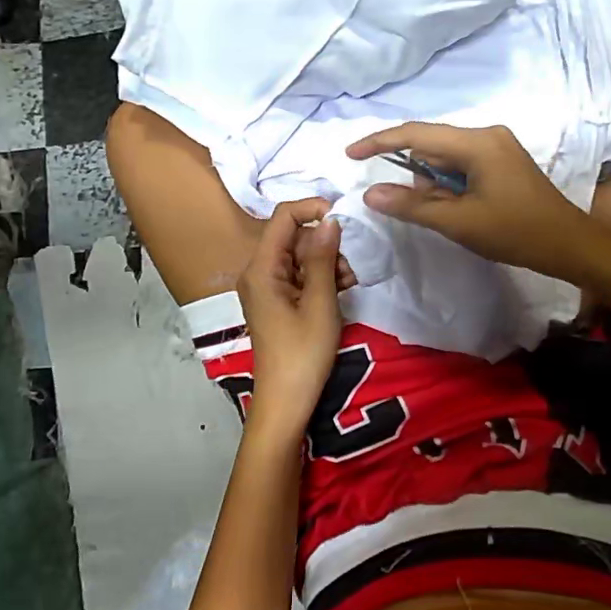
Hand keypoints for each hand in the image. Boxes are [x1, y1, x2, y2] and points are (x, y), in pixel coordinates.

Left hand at [237, 198, 345, 434]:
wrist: (286, 401)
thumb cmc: (303, 353)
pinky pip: (299, 275)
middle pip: (294, 236)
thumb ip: (323, 258)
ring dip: (328, 261)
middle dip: (325, 242)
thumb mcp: (320, 303)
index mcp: (261, 268)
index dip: (313, 209)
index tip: (343, 220)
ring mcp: (267, 286)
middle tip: (352, 264)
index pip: (283, 217)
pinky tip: (343, 289)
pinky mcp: (277, 300)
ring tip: (351, 281)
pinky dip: (321, 277)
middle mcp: (258, 271)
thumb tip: (330, 220)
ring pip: (300, 255)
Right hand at [347, 123, 609, 282]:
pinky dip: (450, 186)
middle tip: (422, 210)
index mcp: (477, 142)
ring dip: (435, 185)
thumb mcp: (458, 222)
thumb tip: (371, 194)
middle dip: (417, 177)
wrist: (570, 245)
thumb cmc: (515, 232)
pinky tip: (460, 210)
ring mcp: (497, 146)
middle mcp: (486, 135)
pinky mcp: (502, 161)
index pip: (415, 135)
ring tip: (451, 216)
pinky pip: (461, 166)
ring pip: (445, 159)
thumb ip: (412, 205)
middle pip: (431, 146)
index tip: (350, 154)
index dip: (379, 142)